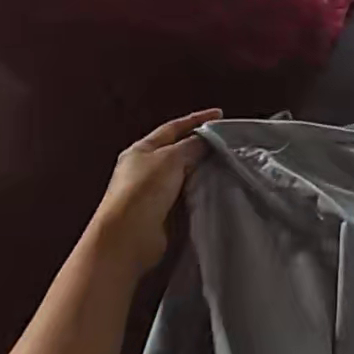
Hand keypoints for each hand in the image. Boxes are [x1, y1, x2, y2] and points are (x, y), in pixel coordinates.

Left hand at [86, 109, 219, 272]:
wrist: (127, 239)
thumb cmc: (144, 191)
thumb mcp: (170, 159)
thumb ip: (191, 146)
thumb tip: (205, 140)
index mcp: (142, 149)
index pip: (173, 128)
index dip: (196, 120)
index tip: (219, 114)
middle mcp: (146, 168)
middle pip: (179, 151)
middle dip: (201, 146)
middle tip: (226, 143)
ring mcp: (153, 192)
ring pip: (184, 174)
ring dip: (202, 171)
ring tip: (227, 165)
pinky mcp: (162, 214)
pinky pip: (186, 196)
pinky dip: (199, 191)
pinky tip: (215, 190)